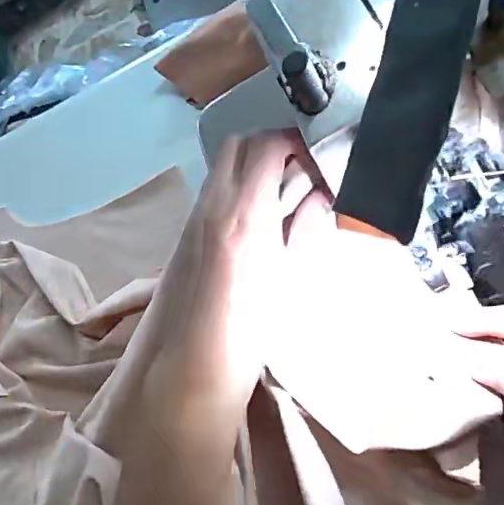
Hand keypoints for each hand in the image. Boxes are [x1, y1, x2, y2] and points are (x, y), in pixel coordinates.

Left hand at [123, 130, 328, 468]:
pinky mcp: (185, 232)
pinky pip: (213, 192)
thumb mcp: (292, 275)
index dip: (295, 142)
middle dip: (270, 145)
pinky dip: (237, 188)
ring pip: (222, 166)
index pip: (267, 145)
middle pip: (238, 144)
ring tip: (282, 194)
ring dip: (252, 166)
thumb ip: (305, 227)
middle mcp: (213, 202)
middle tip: (299, 169)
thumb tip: (317, 197)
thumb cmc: (252, 327)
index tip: (316, 157)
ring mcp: (195, 215)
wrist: (193, 363)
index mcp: (245, 210)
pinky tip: (258, 219)